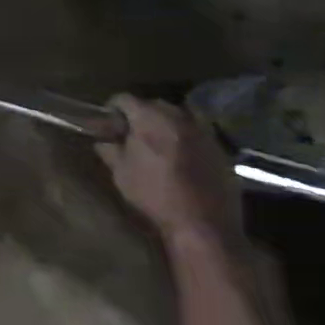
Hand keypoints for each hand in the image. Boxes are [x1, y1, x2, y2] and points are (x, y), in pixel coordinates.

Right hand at [95, 95, 242, 251]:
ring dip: (166, 124)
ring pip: (180, 116)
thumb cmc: (154, 194)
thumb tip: (103, 141)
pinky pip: (199, 133)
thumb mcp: (120, 172)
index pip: (124, 99)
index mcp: (149, 118)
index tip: (108, 124)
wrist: (204, 225)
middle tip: (132, 134)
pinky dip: (187, 138)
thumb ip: (109, 150)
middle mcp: (178, 118)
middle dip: (140, 114)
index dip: (112, 109)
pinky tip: (182, 157)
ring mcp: (204, 133)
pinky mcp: (221, 150)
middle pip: (154, 104)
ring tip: (160, 143)